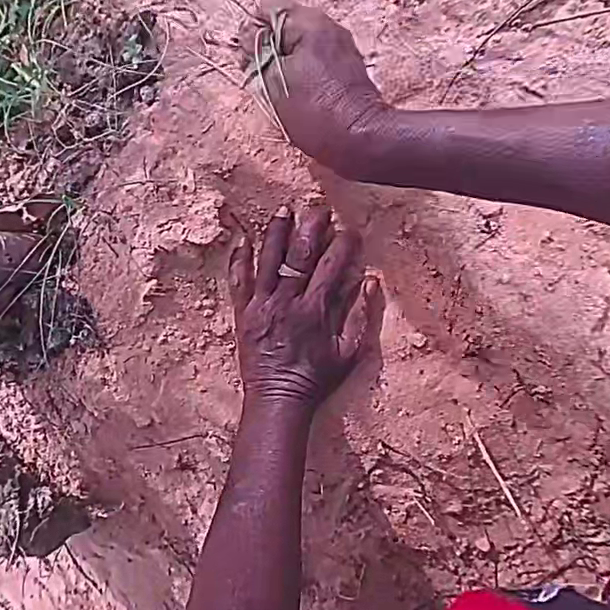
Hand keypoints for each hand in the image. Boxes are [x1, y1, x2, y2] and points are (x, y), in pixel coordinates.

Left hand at [229, 205, 378, 408]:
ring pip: (268, 261)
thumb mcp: (349, 353)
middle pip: (300, 256)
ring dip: (277, 233)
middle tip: (319, 210)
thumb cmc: (316, 378)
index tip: (351, 231)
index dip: (343, 245)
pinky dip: (240, 260)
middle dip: (311, 229)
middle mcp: (287, 302)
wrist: (278, 398)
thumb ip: (360, 316)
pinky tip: (244, 240)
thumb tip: (370, 282)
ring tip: (284, 210)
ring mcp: (262, 306)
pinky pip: (239, 281)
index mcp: (314, 310)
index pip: (331, 267)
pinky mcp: (243, 313)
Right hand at [246, 0, 393, 177]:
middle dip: (269, 48)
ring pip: (299, 44)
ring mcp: (340, 46)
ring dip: (285, 64)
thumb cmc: (314, 111)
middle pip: (284, 25)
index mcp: (308, 21)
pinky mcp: (347, 67)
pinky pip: (315, 61)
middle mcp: (327, 25)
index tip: (251, 59)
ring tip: (282, 92)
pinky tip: (302, 97)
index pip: (267, 6)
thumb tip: (248, 33)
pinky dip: (303, 73)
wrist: (360, 139)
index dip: (252, 30)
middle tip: (264, 79)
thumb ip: (256, 50)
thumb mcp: (273, 80)